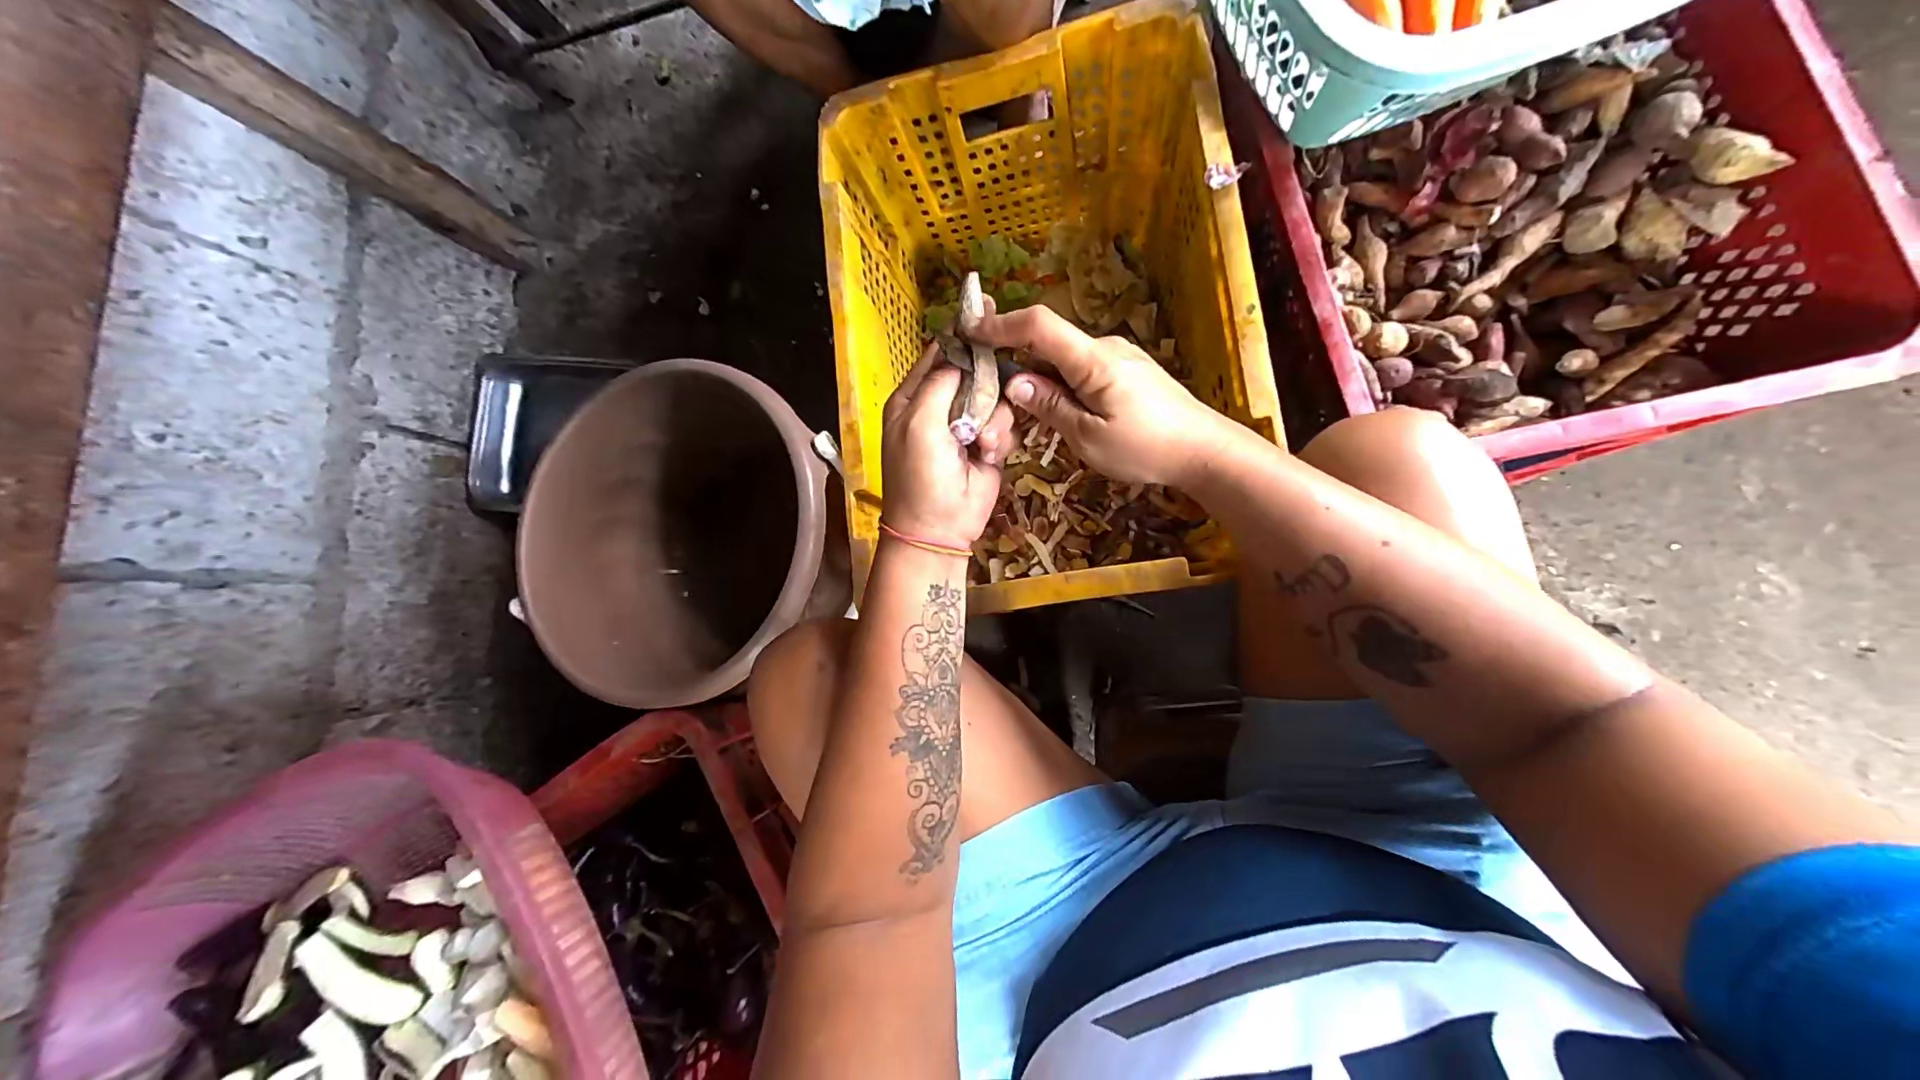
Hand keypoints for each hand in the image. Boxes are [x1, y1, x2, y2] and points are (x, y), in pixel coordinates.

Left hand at [880, 343, 1016, 547]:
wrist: (939, 528)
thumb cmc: (919, 474)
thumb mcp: (919, 422)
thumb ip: (939, 383)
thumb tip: (962, 357)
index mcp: (913, 397)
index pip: (939, 355)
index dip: (961, 337)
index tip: (986, 313)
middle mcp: (941, 407)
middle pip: (975, 373)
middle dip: (985, 385)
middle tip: (984, 400)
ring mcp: (967, 426)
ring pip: (996, 398)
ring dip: (993, 419)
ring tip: (980, 442)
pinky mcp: (989, 445)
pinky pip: (1006, 424)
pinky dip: (1001, 438)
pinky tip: (988, 454)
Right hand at [971, 304, 1245, 486]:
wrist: (1204, 450)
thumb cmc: (1147, 449)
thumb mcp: (1089, 437)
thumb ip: (1050, 406)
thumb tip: (1014, 383)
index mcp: (1093, 360)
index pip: (1038, 325)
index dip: (1000, 324)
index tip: (969, 329)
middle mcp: (1104, 347)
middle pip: (1047, 344)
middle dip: (1014, 364)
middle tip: (991, 396)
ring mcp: (1117, 356)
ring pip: (1063, 360)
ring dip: (1038, 380)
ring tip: (1021, 416)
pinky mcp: (1124, 370)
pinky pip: (1080, 370)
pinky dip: (1059, 385)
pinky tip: (1054, 412)